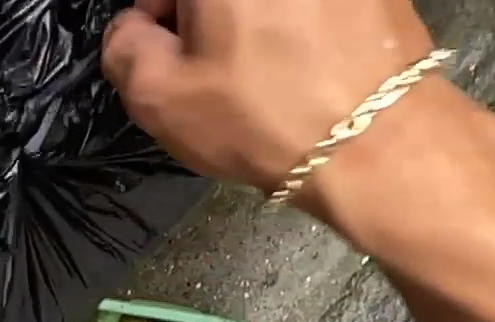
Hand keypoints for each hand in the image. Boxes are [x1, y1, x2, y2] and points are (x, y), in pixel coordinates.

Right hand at [100, 0, 435, 192]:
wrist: (370, 136)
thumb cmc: (252, 114)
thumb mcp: (156, 95)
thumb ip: (123, 48)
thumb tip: (132, 27)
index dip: (155, 17)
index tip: (165, 53)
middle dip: (201, 17)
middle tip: (209, 67)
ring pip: (259, 1)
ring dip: (246, 21)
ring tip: (255, 67)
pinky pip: (303, 4)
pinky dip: (289, 22)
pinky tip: (295, 61)